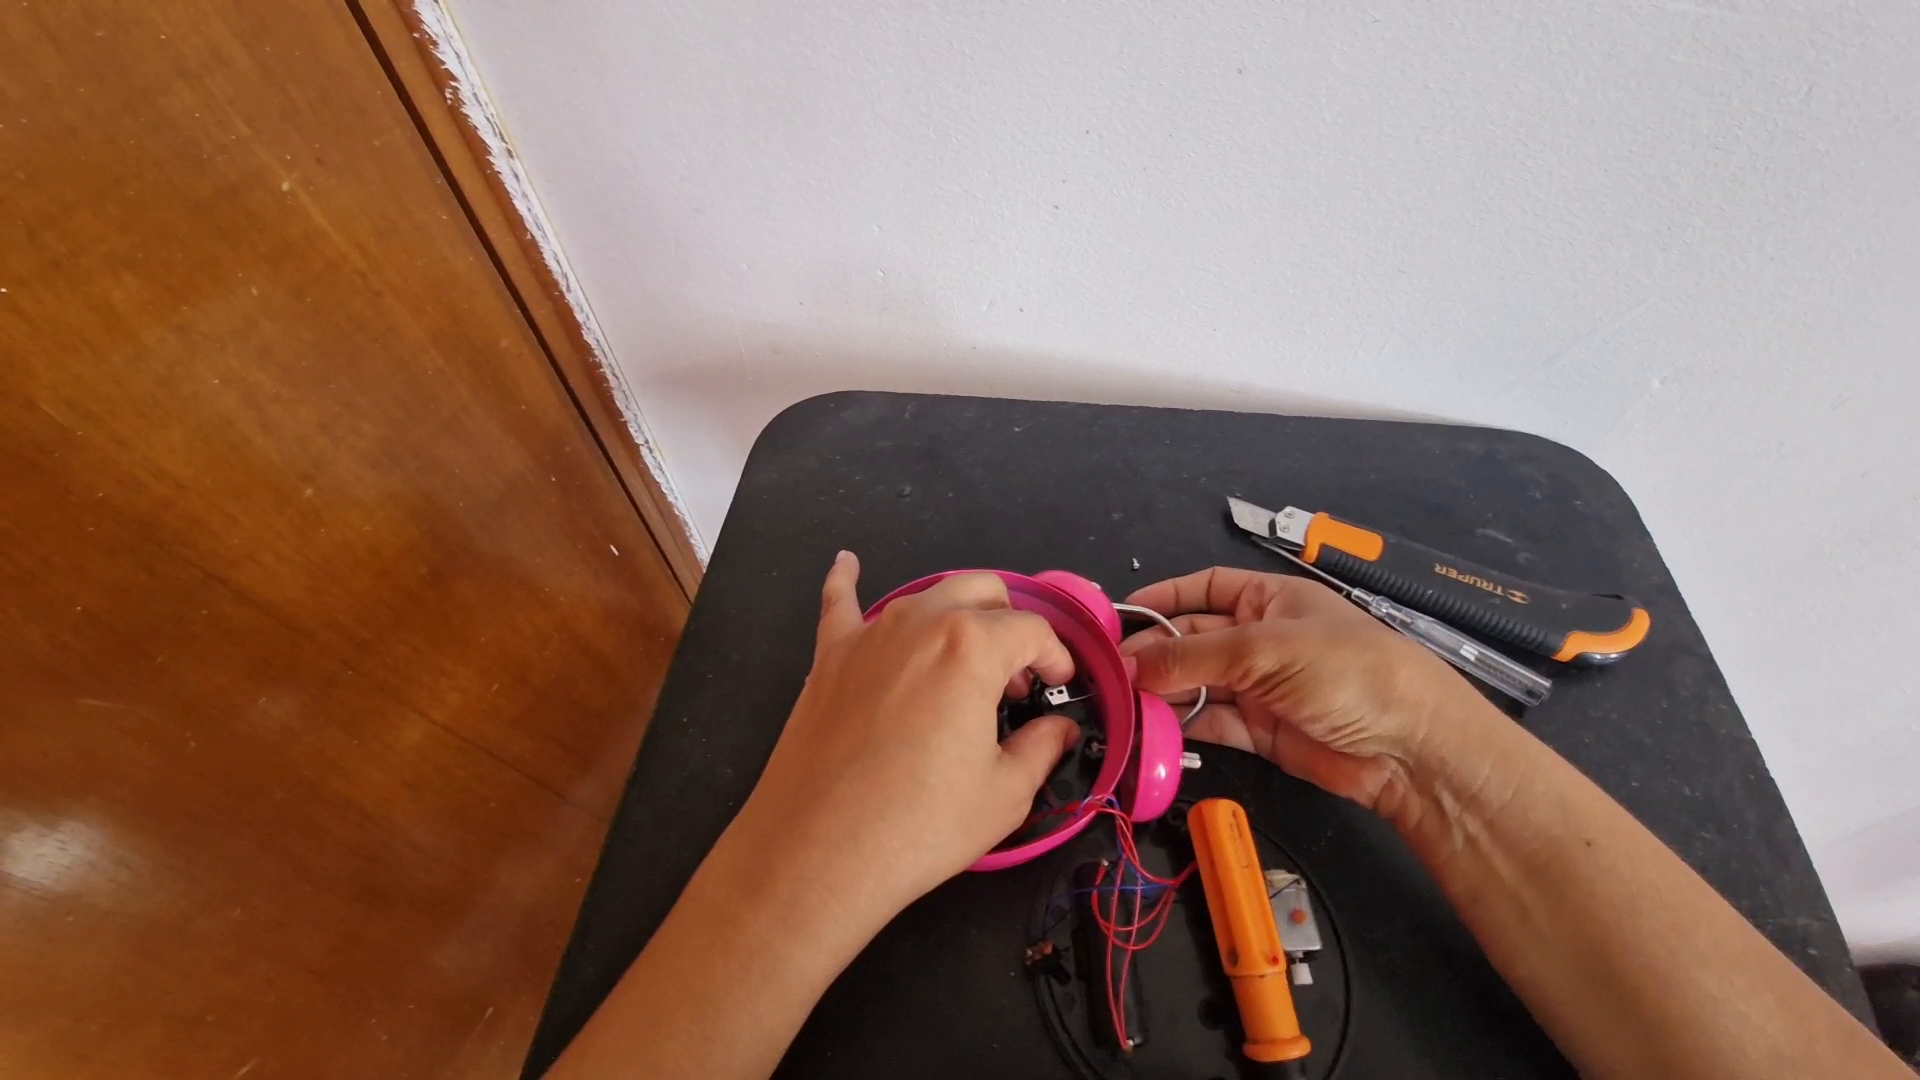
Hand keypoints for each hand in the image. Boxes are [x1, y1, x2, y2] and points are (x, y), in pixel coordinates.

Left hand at [734, 552, 1080, 912]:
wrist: (817, 852)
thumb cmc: (919, 825)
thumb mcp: (1004, 794)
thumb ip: (1042, 747)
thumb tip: (1059, 730)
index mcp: (972, 646)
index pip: (1033, 630)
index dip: (1056, 657)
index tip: (1058, 686)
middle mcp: (921, 621)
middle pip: (983, 593)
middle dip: (1011, 627)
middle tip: (1014, 682)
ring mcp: (870, 633)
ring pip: (928, 595)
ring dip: (959, 617)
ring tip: (964, 662)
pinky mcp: (829, 655)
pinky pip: (840, 602)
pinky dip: (848, 580)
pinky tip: (848, 563)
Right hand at [1120, 566, 1495, 814]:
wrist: (1413, 750)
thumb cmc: (1346, 670)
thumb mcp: (1266, 648)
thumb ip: (1192, 655)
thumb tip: (1129, 663)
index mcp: (1269, 600)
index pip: (1205, 588)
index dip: (1164, 596)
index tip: (1120, 614)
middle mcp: (1260, 639)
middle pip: (1193, 639)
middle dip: (1155, 651)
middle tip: (1112, 670)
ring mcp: (1259, 686)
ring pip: (1195, 682)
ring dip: (1162, 690)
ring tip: (1121, 700)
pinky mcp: (1260, 731)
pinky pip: (1210, 720)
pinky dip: (1181, 723)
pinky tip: (1150, 726)